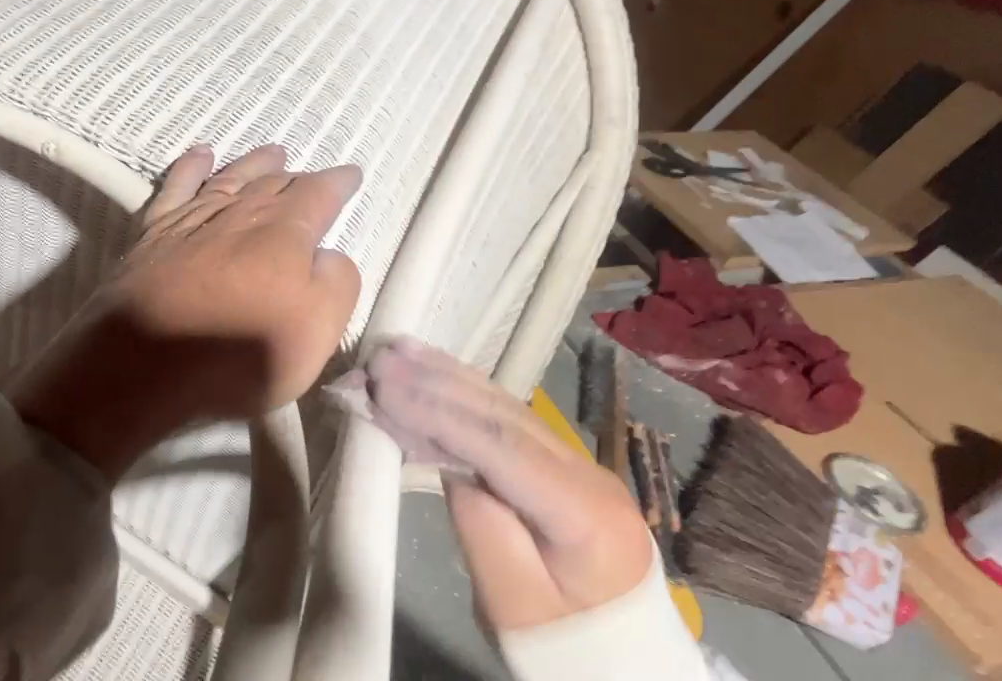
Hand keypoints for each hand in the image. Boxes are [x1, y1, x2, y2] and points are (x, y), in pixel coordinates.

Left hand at [12, 144, 362, 479]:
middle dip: (297, 176)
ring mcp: (191, 222)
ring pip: (229, 179)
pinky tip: (200, 155)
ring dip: (253, 164)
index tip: (350, 175)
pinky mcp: (152, 234)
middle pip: (273, 184)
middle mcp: (238, 216)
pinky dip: (190, 167)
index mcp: (283, 235)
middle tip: (311, 174)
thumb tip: (327, 254)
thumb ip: (336, 284)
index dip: (337, 184)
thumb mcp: (316, 332)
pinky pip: (176, 187)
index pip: (318, 195)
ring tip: (272, 152)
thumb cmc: (239, 357)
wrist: (142, 364)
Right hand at [364, 339, 652, 630]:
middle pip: (503, 416)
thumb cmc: (564, 643)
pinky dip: (465, 391)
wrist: (621, 662)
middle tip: (380, 362)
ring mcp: (577, 463)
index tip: (384, 389)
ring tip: (398, 351)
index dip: (440, 412)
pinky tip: (435, 370)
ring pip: (506, 407)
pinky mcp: (560, 465)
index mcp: (583, 511)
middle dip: (437, 385)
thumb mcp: (516, 606)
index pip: (502, 445)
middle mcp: (586, 471)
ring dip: (447, 377)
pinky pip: (508, 418)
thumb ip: (483, 529)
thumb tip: (449, 465)